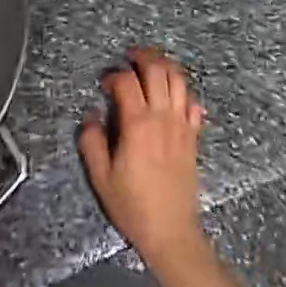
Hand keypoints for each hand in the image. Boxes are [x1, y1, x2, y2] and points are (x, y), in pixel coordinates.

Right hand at [78, 48, 208, 268]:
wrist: (171, 231)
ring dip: (165, 65)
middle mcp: (163, 117)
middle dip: (143, 56)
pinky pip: (192, 101)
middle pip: (158, 70)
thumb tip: (91, 115)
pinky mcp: (194, 135)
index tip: (104, 83)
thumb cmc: (132, 205)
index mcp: (138, 124)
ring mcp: (182, 124)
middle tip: (130, 55)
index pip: (126, 82)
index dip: (113, 75)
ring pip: (178, 80)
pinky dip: (183, 90)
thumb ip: (92, 141)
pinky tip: (173, 94)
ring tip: (152, 64)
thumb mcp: (101, 177)